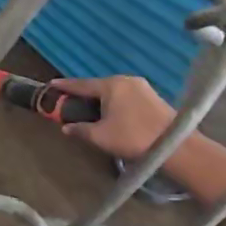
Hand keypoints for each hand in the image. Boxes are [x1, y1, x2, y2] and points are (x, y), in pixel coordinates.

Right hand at [50, 75, 176, 160]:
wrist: (174, 146)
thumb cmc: (132, 138)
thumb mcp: (100, 136)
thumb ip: (80, 129)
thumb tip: (66, 128)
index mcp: (111, 85)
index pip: (81, 84)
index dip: (65, 86)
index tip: (51, 84)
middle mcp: (126, 80)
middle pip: (98, 85)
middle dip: (83, 93)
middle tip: (68, 100)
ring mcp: (142, 87)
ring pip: (112, 90)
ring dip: (99, 98)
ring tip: (88, 107)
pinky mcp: (152, 96)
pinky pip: (125, 95)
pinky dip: (113, 101)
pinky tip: (109, 111)